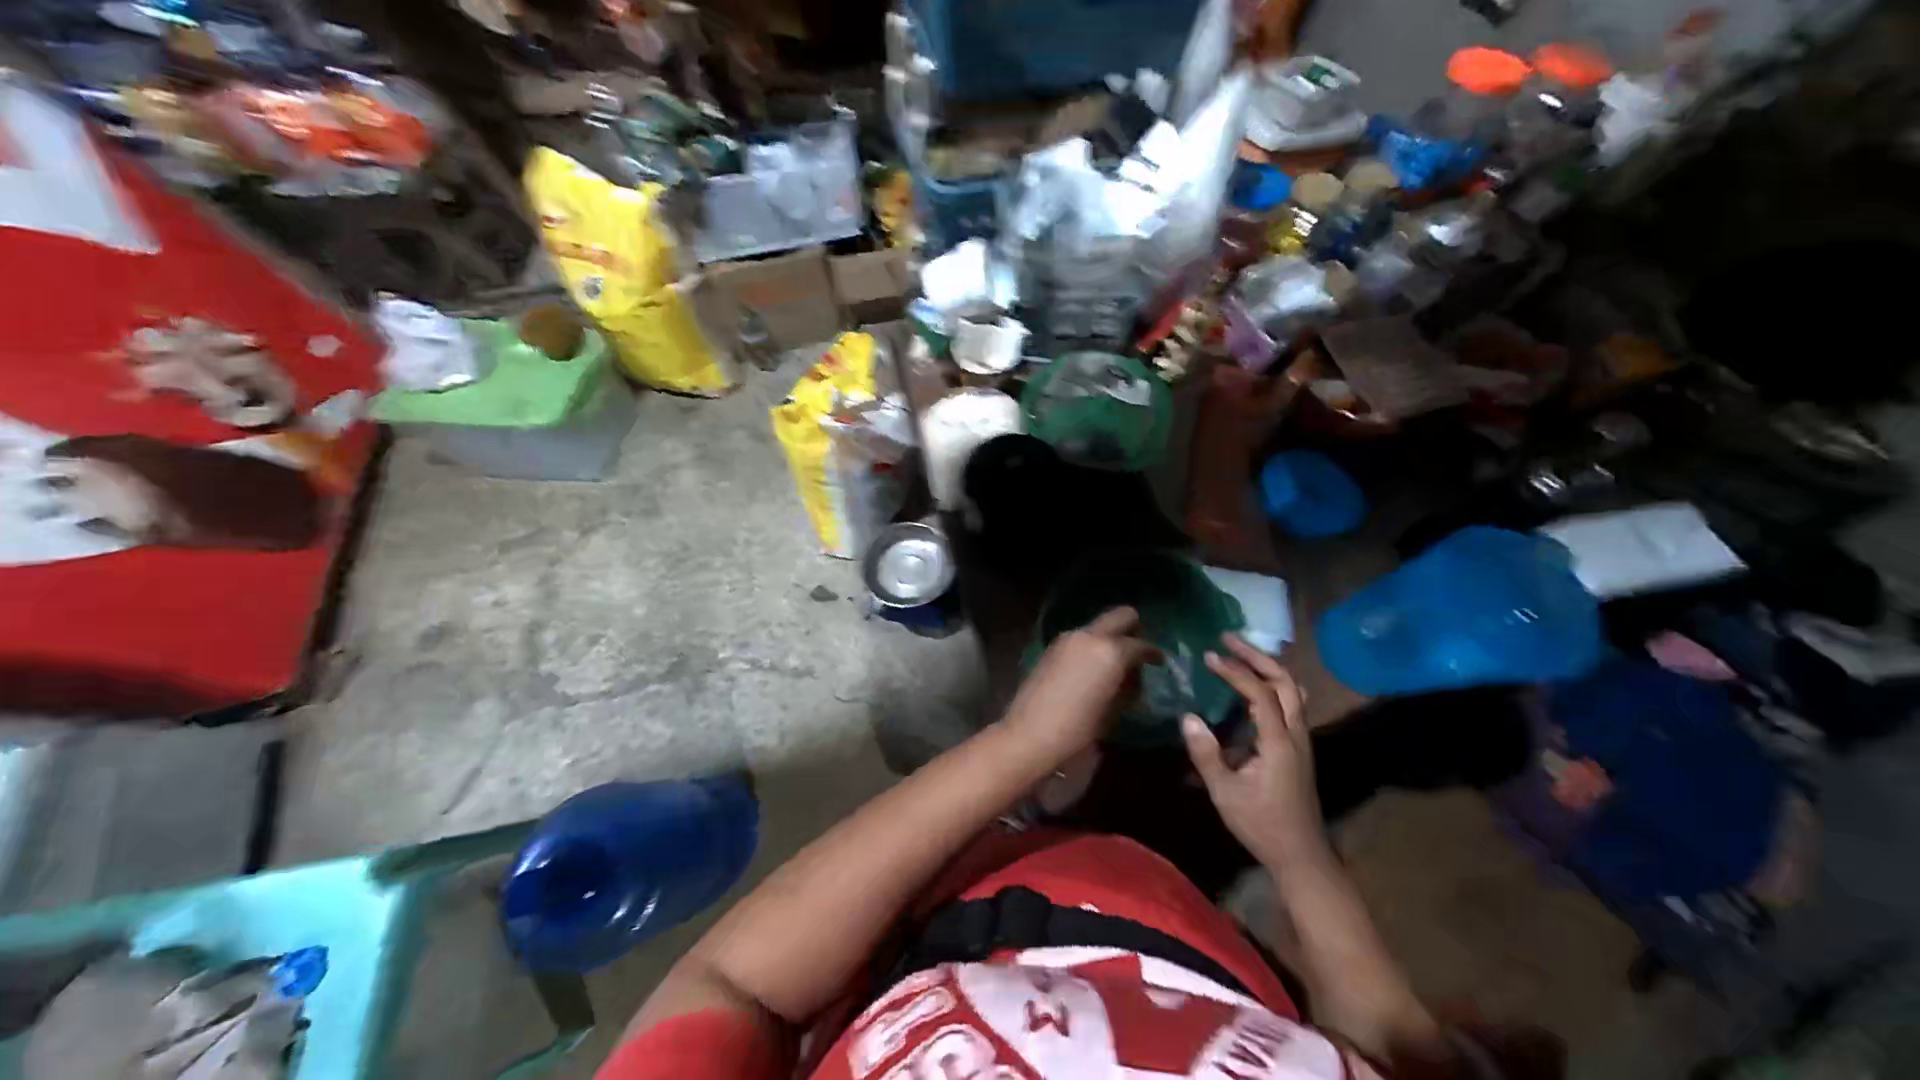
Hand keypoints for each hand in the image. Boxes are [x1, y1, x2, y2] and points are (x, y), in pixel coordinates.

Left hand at [1001, 607, 1159, 763]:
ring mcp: (1067, 639)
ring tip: (1115, 667)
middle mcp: (1089, 636)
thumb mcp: (1113, 711)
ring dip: (1110, 639)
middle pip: (1120, 616)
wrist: (1030, 734)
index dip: (1154, 654)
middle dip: (1134, 628)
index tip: (1159, 663)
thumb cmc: (1078, 729)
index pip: (1141, 644)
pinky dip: (1093, 647)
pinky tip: (1093, 671)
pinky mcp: (1052, 648)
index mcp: (1110, 651)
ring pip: (1098, 627)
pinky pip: (1081, 639)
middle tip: (1139, 651)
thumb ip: (1127, 687)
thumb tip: (1133, 679)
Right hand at [1182, 634, 1328, 866]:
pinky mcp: (1299, 748)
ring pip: (1292, 691)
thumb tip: (1188, 716)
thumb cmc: (1260, 824)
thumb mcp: (1225, 792)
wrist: (1301, 854)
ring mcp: (1302, 740)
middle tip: (1228, 640)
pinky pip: (1292, 704)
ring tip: (1241, 654)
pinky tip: (1258, 686)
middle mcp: (1296, 734)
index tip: (1209, 656)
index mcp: (1279, 742)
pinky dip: (1274, 685)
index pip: (1259, 693)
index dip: (1235, 672)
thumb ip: (1206, 754)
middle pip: (1284, 682)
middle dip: (1257, 657)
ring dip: (1268, 668)